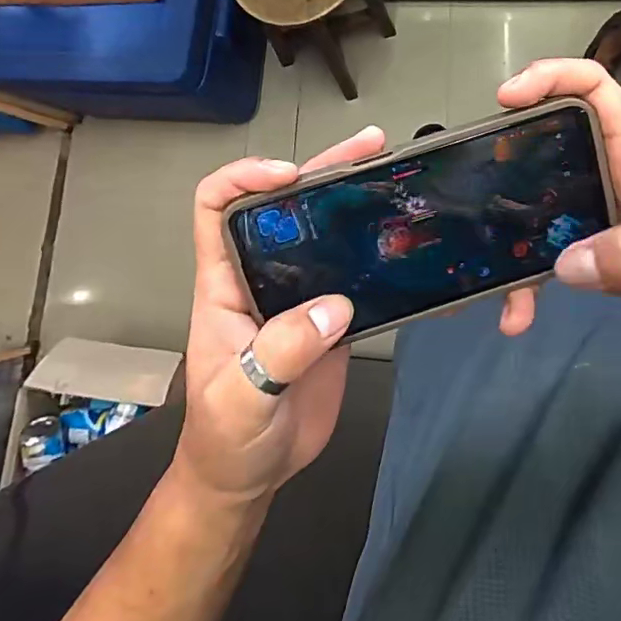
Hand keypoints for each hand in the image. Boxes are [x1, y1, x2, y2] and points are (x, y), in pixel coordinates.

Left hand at [171, 126, 387, 506]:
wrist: (250, 473)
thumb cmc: (224, 439)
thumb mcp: (240, 400)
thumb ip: (278, 354)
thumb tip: (333, 308)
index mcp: (224, 282)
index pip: (216, 206)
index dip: (244, 177)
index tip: (289, 175)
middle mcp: (262, 274)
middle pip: (284, 205)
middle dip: (322, 168)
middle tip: (370, 147)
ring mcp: (299, 294)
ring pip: (324, 233)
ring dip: (354, 199)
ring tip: (391, 171)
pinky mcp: (329, 318)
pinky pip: (353, 273)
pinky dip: (377, 252)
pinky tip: (405, 237)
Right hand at [497, 58, 620, 330]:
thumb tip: (564, 264)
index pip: (594, 88)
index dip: (551, 77)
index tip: (508, 96)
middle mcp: (610, 172)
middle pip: (548, 144)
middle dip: (508, 157)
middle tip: (474, 180)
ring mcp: (599, 211)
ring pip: (538, 208)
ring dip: (509, 236)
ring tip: (482, 265)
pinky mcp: (595, 249)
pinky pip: (549, 258)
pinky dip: (529, 284)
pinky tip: (516, 315)